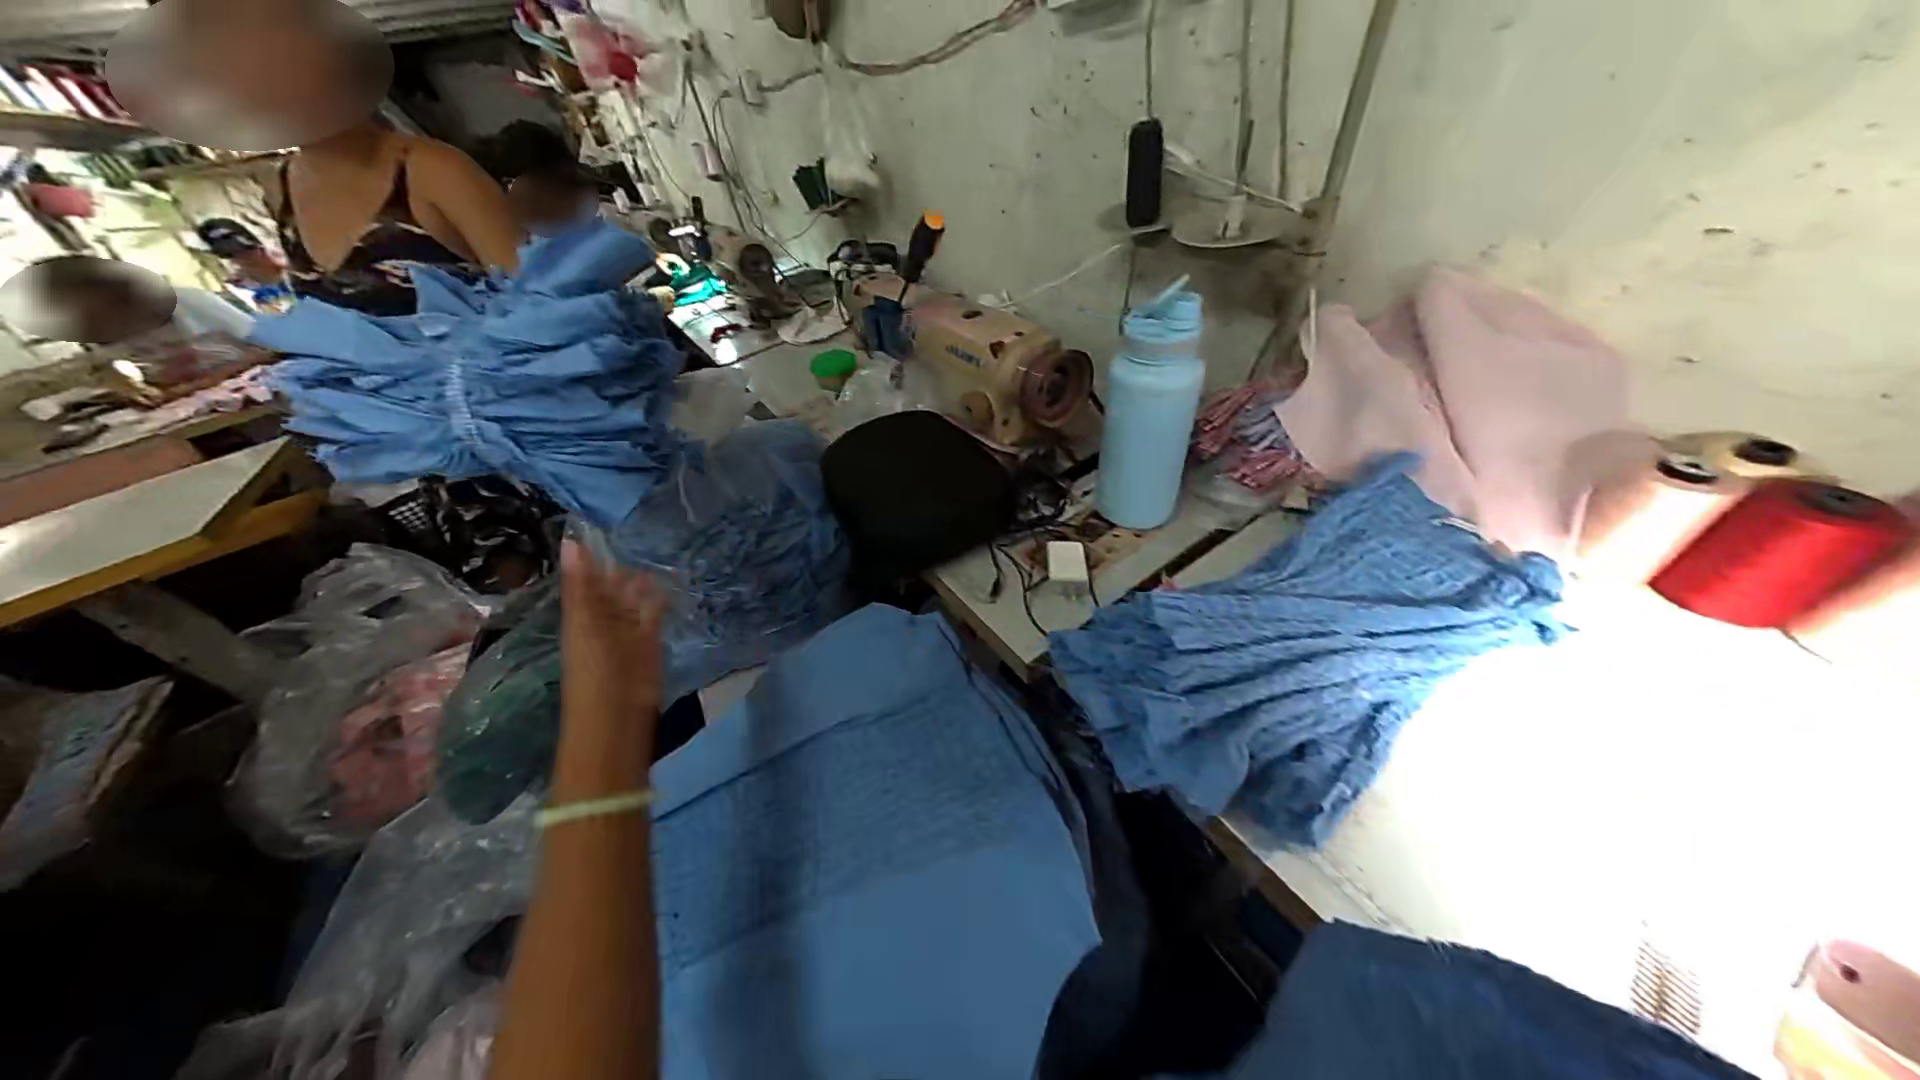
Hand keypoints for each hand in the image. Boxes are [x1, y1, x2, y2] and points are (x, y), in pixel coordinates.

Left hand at [561, 539, 668, 723]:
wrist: (617, 715)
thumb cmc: (594, 669)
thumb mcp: (584, 623)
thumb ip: (582, 584)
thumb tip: (572, 540)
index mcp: (581, 613)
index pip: (588, 578)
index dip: (596, 554)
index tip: (610, 524)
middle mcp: (603, 619)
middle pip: (614, 587)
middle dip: (625, 565)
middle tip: (645, 532)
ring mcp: (628, 630)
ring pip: (636, 598)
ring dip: (647, 580)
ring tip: (662, 552)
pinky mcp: (651, 641)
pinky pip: (656, 614)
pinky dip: (663, 599)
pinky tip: (674, 582)